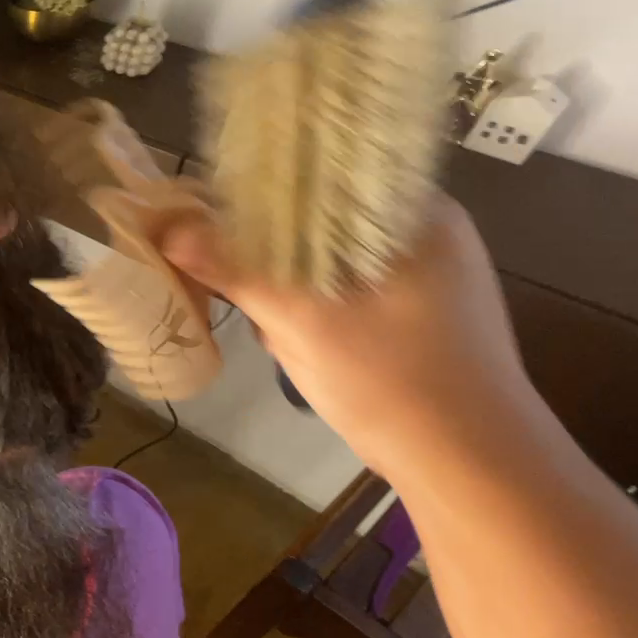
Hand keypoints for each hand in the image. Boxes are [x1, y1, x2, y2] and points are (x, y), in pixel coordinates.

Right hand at [159, 194, 539, 479]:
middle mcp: (424, 234)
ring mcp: (420, 277)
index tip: (212, 218)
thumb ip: (235, 272)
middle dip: (269, 255)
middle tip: (240, 286)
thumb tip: (169, 232)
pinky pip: (338, 291)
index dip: (262, 193)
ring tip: (277, 327)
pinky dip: (308, 310)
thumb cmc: (394, 378)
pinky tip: (299, 342)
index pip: (326, 177)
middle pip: (319, 221)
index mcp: (416, 215)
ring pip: (324, 260)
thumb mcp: (302, 321)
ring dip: (287, 289)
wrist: (468, 461)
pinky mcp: (410, 314)